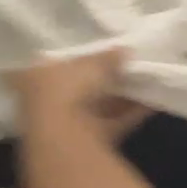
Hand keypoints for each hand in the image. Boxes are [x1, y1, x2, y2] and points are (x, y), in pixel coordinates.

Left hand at [9, 49, 153, 143]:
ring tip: (146, 85)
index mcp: (33, 75)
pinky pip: (114, 120)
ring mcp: (64, 120)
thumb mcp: (93, 63)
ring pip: (97, 105)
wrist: (68, 134)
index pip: (50, 63)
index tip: (97, 53)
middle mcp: (43, 98)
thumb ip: (109, 56)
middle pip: (76, 86)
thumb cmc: (70, 89)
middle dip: (102, 80)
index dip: (74, 58)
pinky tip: (153, 103)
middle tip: (128, 70)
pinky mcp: (87, 137)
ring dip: (121, 97)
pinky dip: (132, 112)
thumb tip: (124, 49)